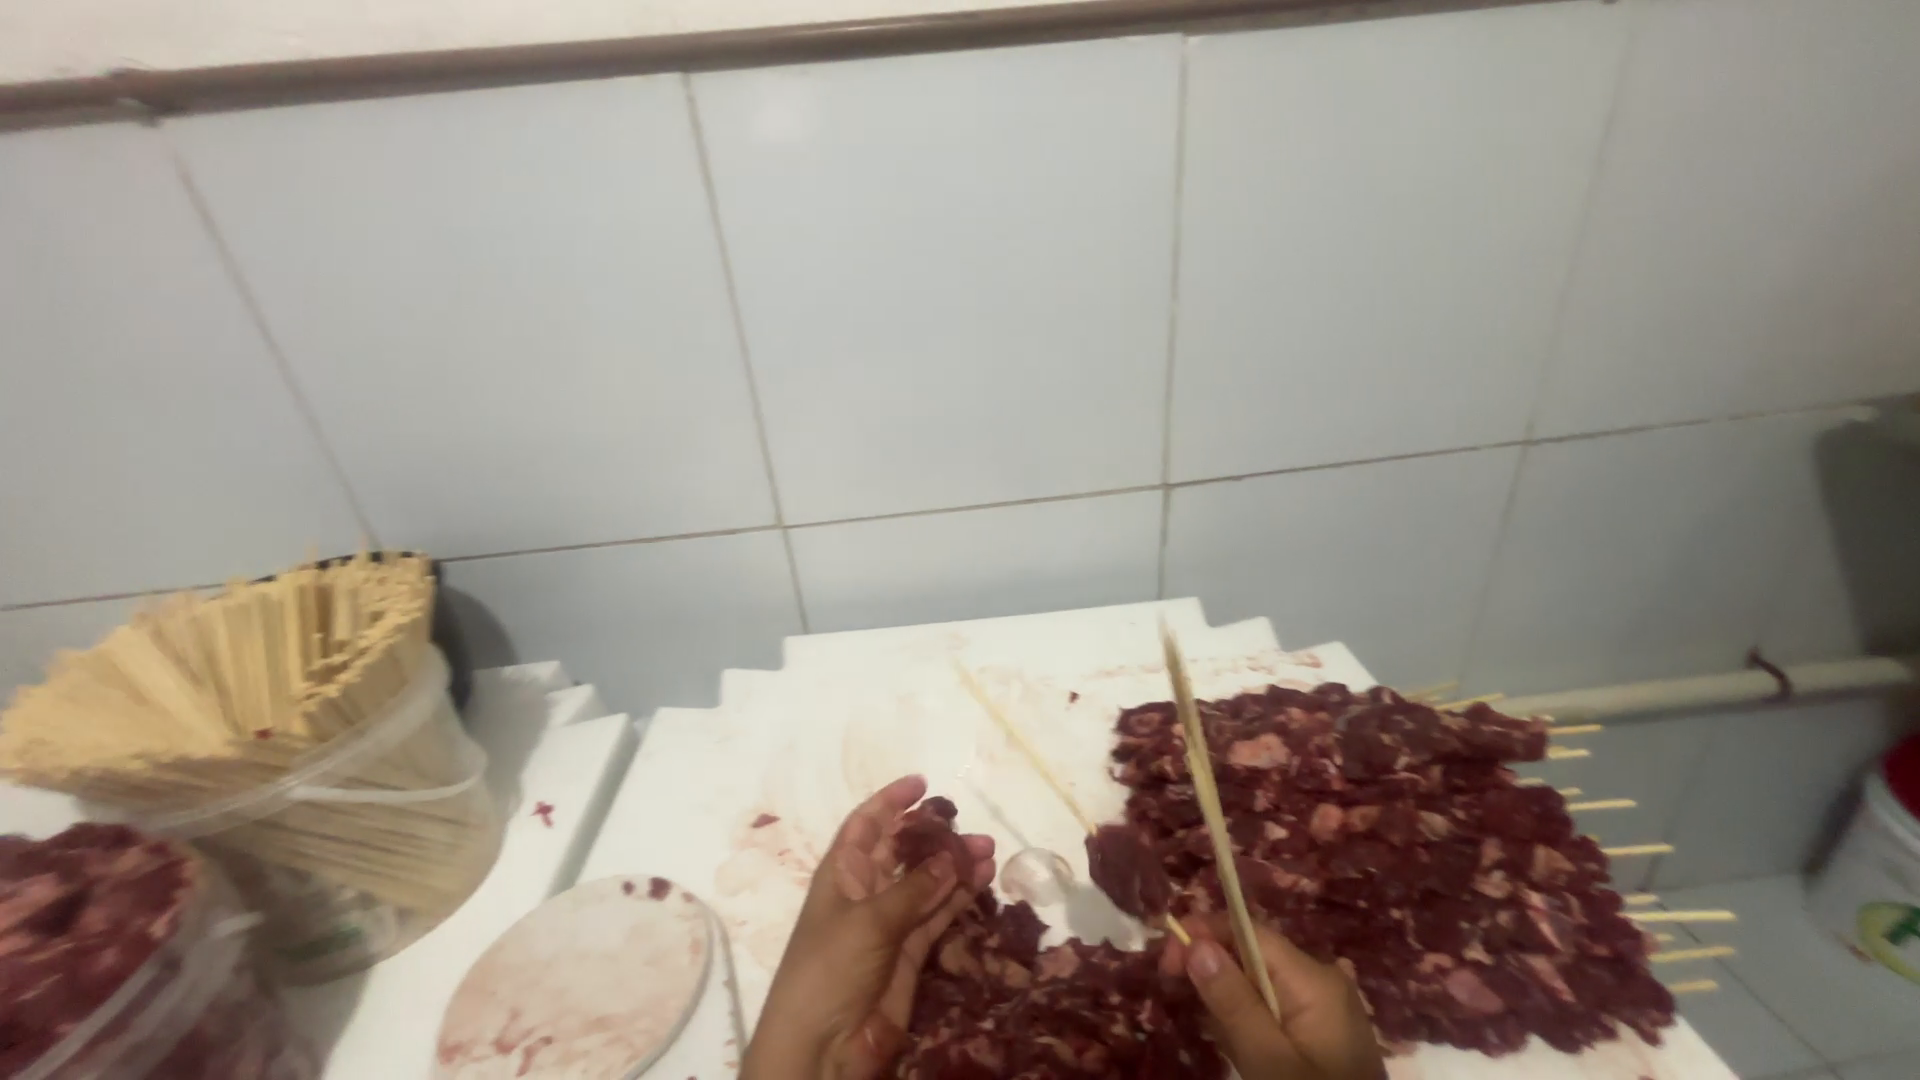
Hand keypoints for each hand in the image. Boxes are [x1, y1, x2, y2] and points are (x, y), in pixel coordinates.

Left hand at [742, 776, 994, 1079]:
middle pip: (901, 850)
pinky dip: (958, 896)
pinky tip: (982, 879)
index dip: (890, 802)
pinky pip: (936, 913)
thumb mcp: (868, 922)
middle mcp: (865, 891)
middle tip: (968, 824)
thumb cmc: (829, 969)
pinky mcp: (909, 951)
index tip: (921, 783)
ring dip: (953, 865)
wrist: (822, 1048)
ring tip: (987, 851)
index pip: (866, 825)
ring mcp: (888, 921)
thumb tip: (949, 856)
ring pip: (925, 881)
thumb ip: (913, 889)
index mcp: (842, 873)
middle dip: (932, 835)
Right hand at [1162, 915, 1385, 1079]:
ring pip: (1259, 980)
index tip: (1165, 962)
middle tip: (1180, 1000)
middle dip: (1213, 971)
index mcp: (1312, 978)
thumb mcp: (1268, 1063)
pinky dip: (1250, 1019)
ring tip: (1224, 1043)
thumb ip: (1232, 1001)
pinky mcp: (1324, 1031)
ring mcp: (1326, 1006)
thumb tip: (1195, 943)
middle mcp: (1322, 979)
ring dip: (1229, 1001)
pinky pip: (1275, 1005)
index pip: (1247, 930)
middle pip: (1251, 953)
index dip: (1202, 934)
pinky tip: (1245, 1050)